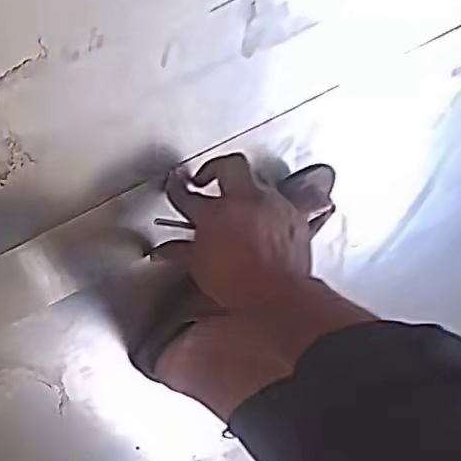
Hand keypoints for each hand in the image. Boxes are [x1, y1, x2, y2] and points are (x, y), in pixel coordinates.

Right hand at [155, 153, 376, 365]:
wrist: (277, 294)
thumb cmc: (237, 282)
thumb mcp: (198, 266)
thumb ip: (181, 251)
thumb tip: (166, 250)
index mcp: (215, 213)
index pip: (188, 193)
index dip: (177, 187)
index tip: (176, 183)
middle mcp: (246, 201)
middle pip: (230, 166)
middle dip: (214, 169)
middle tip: (205, 178)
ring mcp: (273, 205)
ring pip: (258, 182)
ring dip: (243, 190)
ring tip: (234, 203)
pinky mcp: (294, 215)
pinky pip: (281, 201)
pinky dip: (268, 207)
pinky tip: (262, 217)